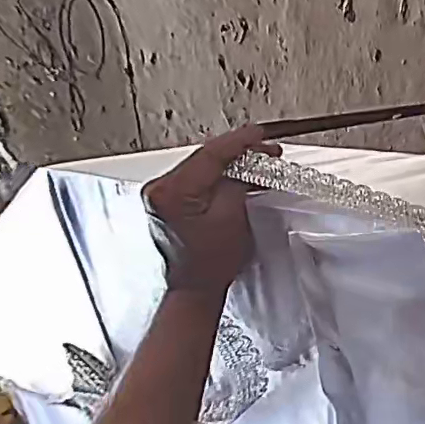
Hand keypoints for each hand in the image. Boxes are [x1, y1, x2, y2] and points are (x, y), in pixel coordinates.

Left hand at [141, 125, 277, 294]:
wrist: (195, 288)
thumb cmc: (210, 265)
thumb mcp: (232, 219)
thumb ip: (237, 184)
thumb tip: (247, 164)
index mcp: (171, 192)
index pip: (209, 155)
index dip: (238, 142)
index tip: (258, 135)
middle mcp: (159, 189)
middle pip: (204, 158)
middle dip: (238, 153)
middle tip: (266, 150)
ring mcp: (161, 195)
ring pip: (202, 168)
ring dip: (230, 164)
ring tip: (257, 163)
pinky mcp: (167, 201)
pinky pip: (197, 180)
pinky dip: (219, 176)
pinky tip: (238, 176)